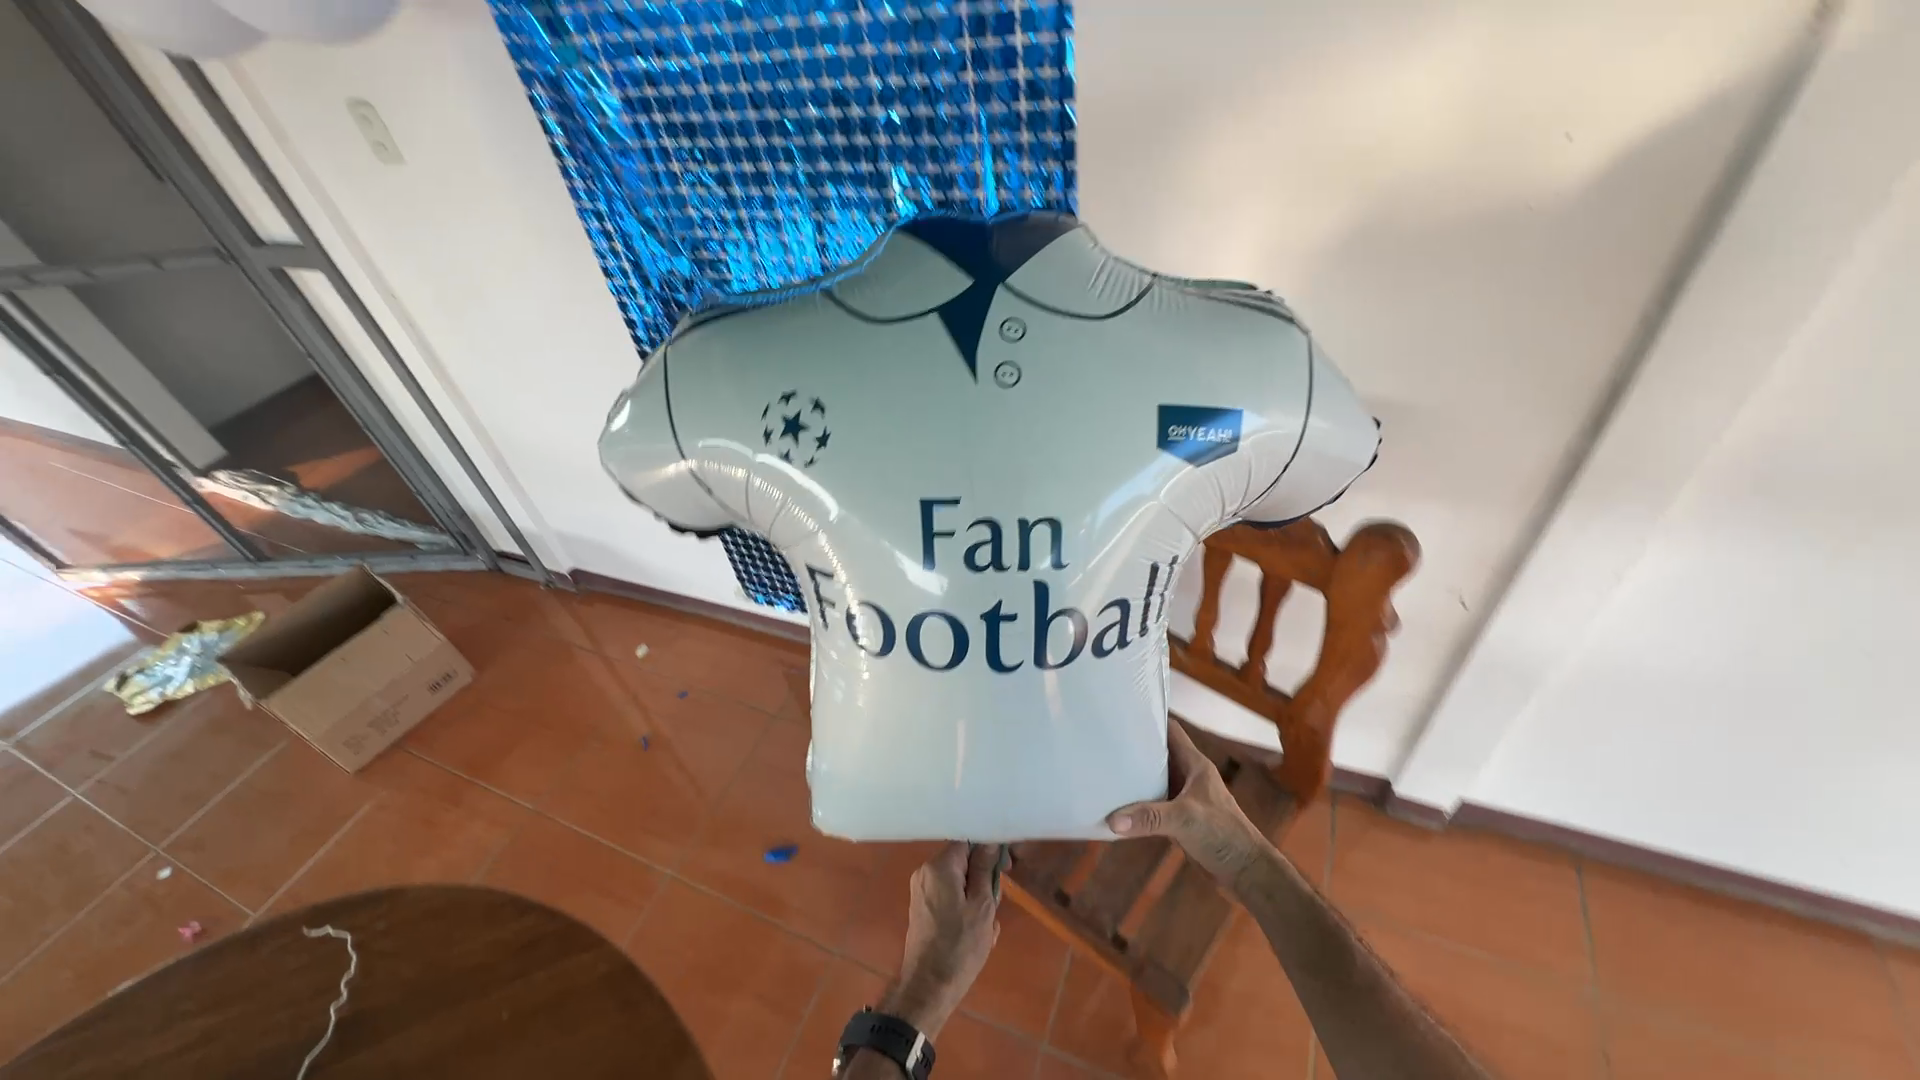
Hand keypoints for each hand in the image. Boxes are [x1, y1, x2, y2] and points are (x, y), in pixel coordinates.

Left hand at [883, 843, 1003, 1037]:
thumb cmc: (960, 946)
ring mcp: (921, 891)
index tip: (1005, 868)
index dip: (987, 850)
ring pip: (957, 882)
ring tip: (986, 924)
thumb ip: (984, 870)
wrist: (928, 987)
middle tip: (996, 903)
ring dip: (975, 897)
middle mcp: (925, 873)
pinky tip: (976, 932)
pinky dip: (963, 908)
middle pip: (961, 861)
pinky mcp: (921, 909)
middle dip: (982, 878)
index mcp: (939, 867)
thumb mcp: (982, 906)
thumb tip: (989, 843)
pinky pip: (948, 897)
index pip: (966, 841)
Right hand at [1109, 721, 1269, 884]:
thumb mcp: (1185, 819)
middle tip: (1104, 742)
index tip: (1123, 715)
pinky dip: (1138, 803)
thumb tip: (1112, 819)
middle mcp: (1189, 778)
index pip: (1171, 731)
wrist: (1245, 871)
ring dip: (1135, 777)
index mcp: (1195, 766)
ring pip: (1155, 780)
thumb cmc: (1223, 834)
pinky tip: (1119, 805)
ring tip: (1105, 769)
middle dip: (1135, 749)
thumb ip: (1149, 817)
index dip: (1150, 720)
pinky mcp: (1180, 820)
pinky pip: (1154, 804)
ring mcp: (1184, 799)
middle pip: (1159, 755)